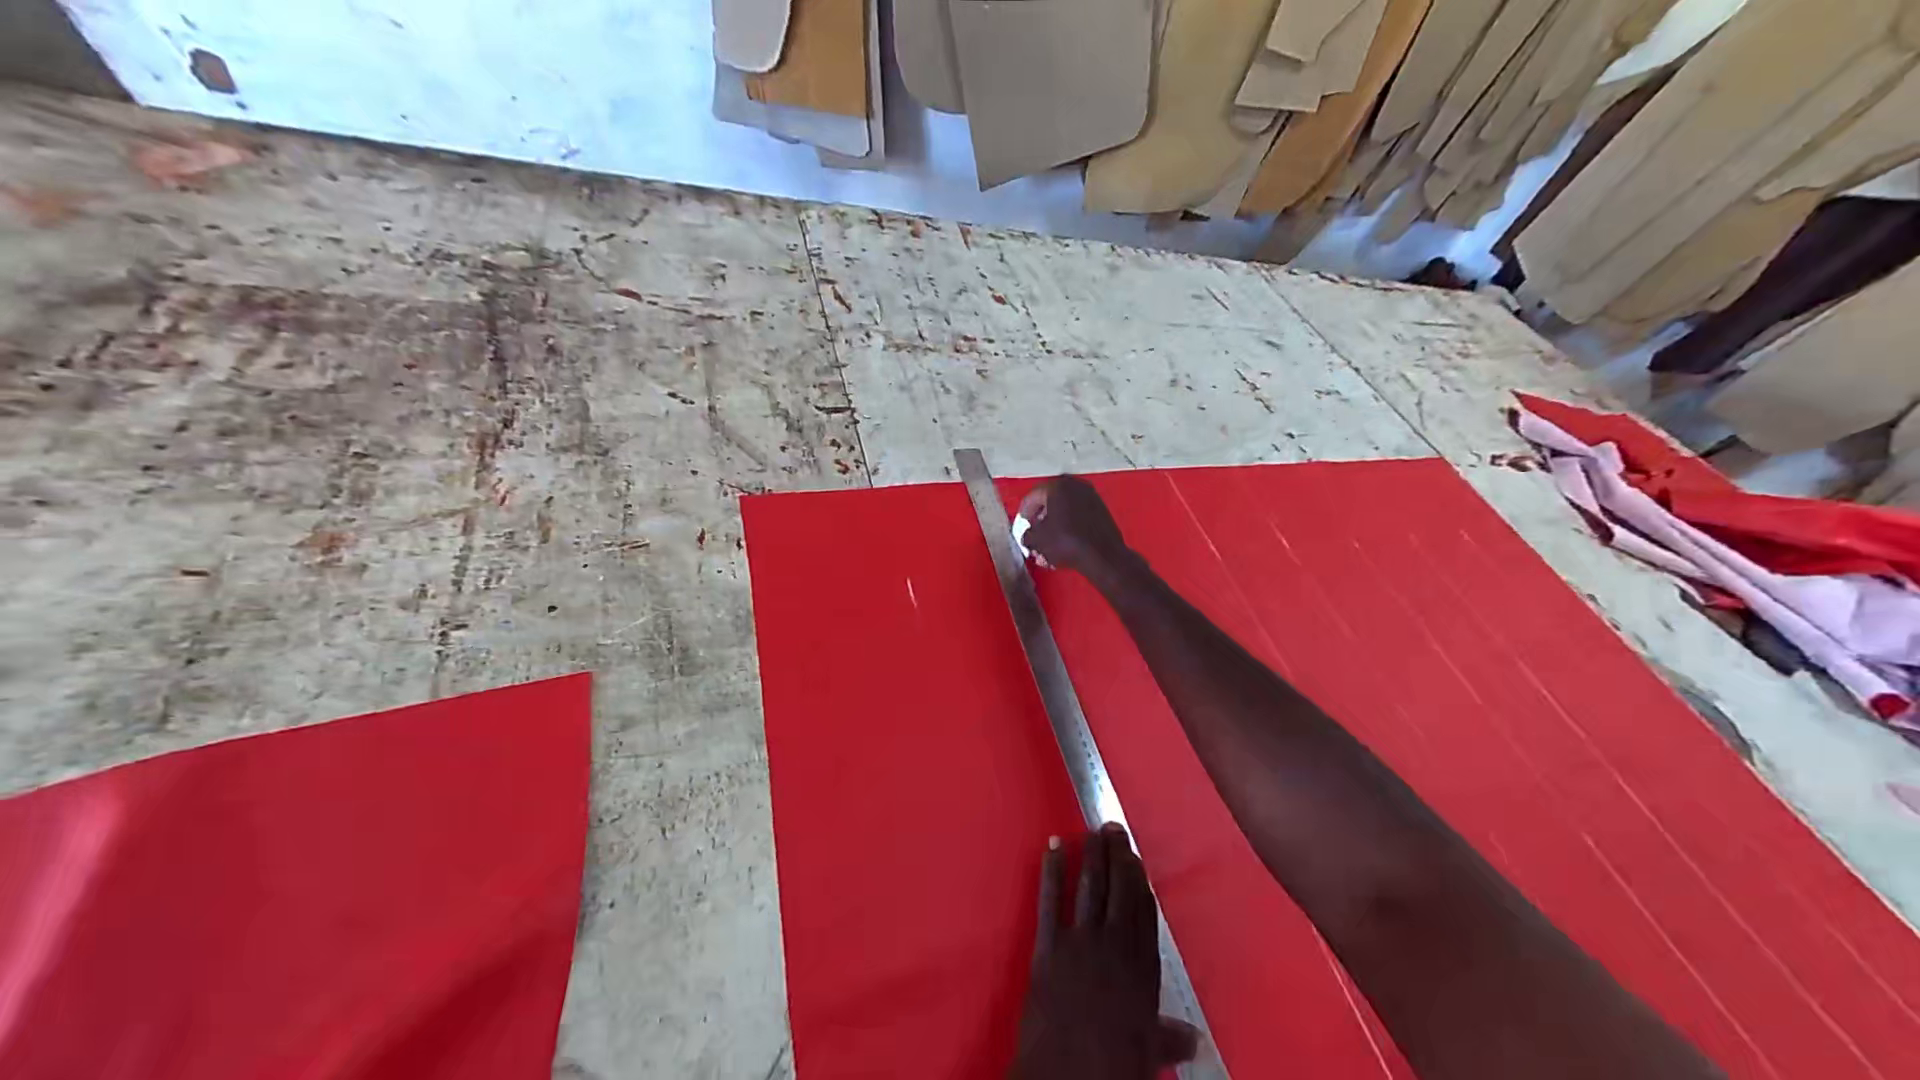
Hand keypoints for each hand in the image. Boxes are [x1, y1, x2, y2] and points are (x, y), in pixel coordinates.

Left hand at [1009, 824, 1199, 1079]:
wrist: (1068, 1077)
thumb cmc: (1111, 1068)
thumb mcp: (1148, 1054)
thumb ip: (1168, 1038)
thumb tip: (1194, 1037)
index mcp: (1143, 972)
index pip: (1145, 915)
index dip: (1140, 884)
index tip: (1137, 860)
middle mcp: (1116, 948)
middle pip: (1121, 891)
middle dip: (1119, 857)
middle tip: (1115, 827)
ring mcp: (1082, 942)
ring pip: (1092, 887)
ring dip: (1093, 855)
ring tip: (1095, 829)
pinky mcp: (1049, 945)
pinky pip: (1051, 899)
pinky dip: (1052, 869)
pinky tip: (1054, 844)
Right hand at [1017, 477, 1137, 587]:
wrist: (1103, 556)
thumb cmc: (1065, 542)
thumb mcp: (1037, 540)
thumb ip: (1026, 534)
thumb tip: (1028, 535)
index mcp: (1057, 486)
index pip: (1033, 497)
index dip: (1024, 513)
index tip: (1022, 527)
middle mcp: (1075, 485)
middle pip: (1050, 502)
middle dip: (1040, 519)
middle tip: (1035, 535)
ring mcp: (1091, 496)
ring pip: (1065, 509)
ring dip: (1055, 525)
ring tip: (1048, 544)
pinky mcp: (1102, 510)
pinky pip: (1078, 515)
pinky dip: (1069, 526)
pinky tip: (1064, 542)